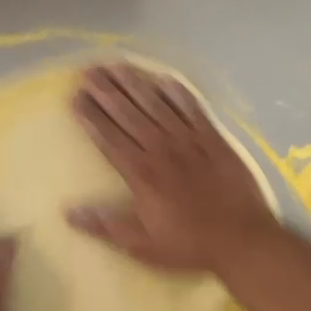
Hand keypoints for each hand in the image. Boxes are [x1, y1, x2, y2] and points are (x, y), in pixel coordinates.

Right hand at [67, 62, 278, 271]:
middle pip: (128, 113)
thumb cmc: (189, 244)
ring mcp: (189, 140)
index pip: (109, 138)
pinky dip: (177, 92)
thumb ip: (106, 225)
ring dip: (135, 83)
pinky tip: (163, 77)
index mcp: (141, 174)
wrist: (242, 238)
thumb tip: (68, 211)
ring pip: (156, 104)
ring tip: (116, 65)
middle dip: (106, 91)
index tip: (75, 96)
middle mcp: (161, 149)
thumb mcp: (142, 245)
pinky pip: (192, 108)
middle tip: (88, 70)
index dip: (91, 116)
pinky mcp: (213, 138)